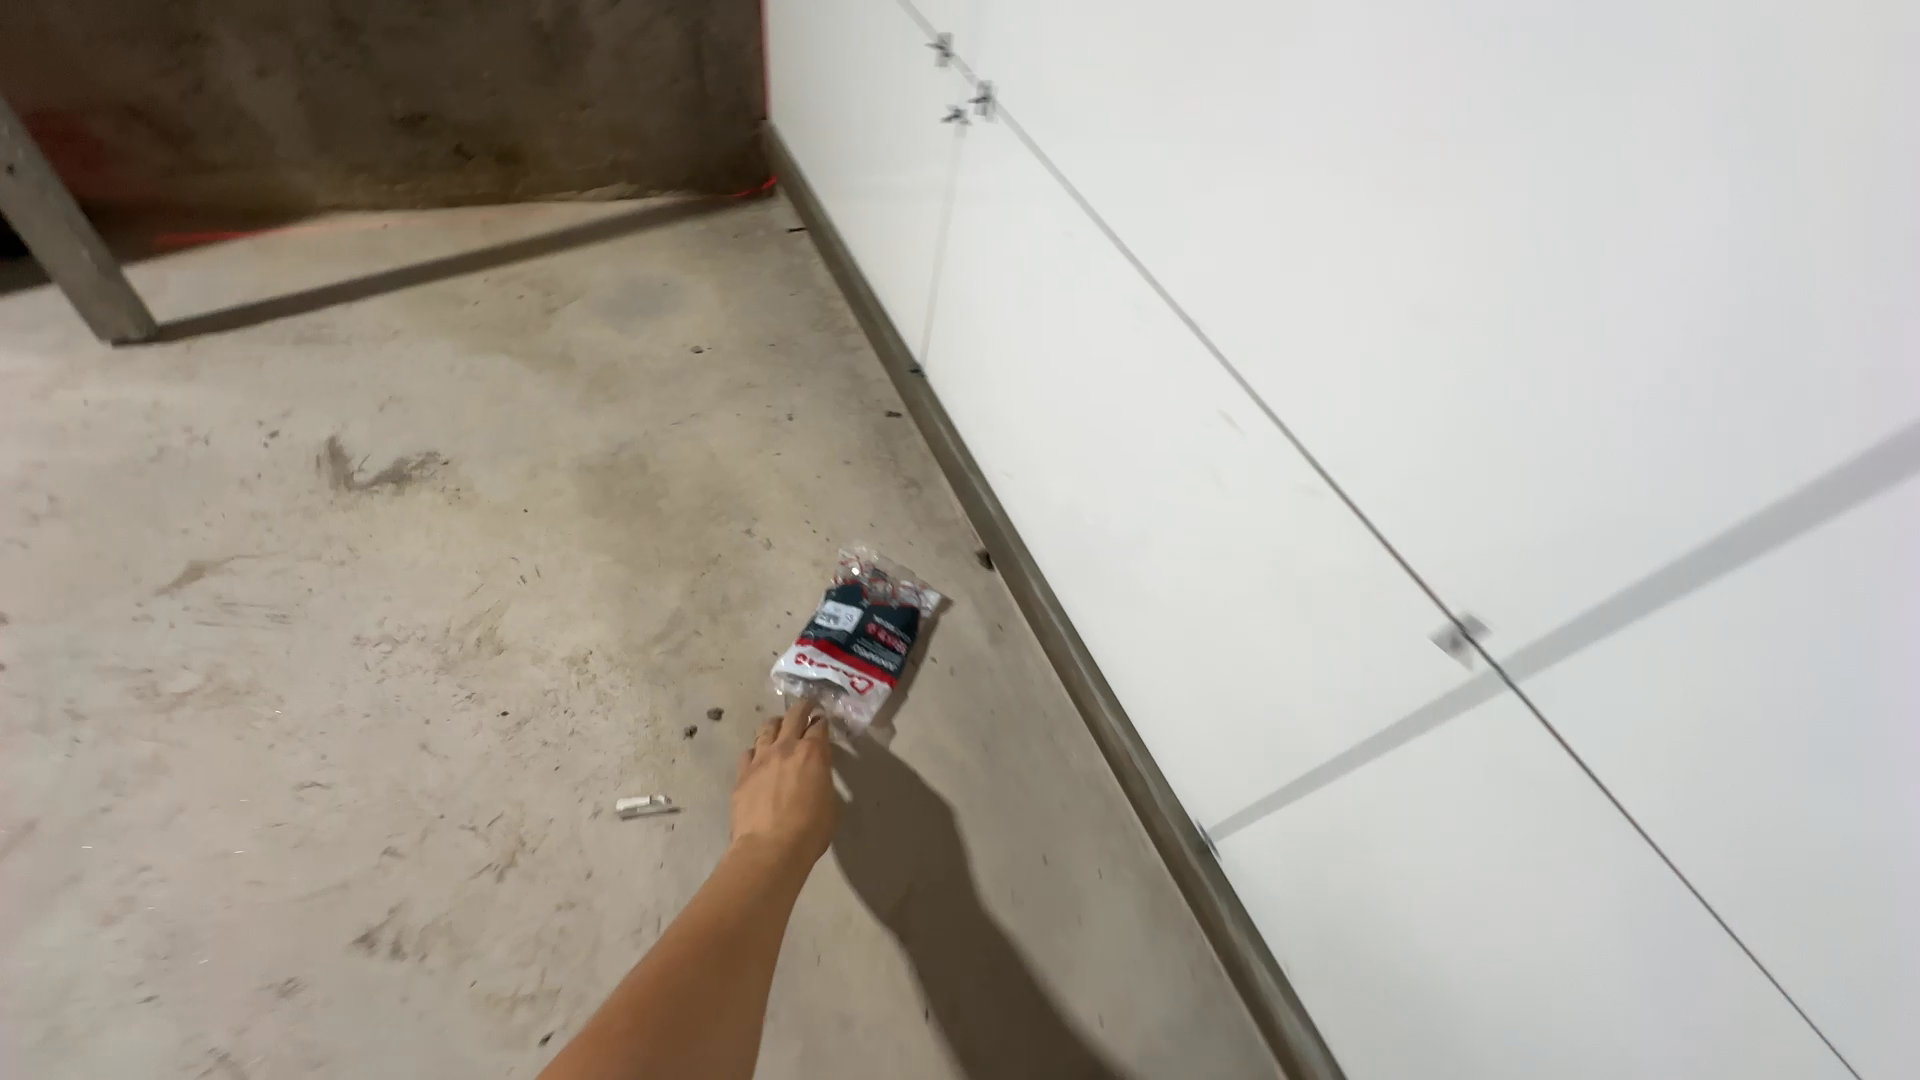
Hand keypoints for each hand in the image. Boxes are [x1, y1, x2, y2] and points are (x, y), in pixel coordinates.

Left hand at [730, 699, 837, 872]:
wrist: (769, 849)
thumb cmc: (809, 830)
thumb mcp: (830, 803)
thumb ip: (823, 780)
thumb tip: (816, 775)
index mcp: (814, 752)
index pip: (820, 725)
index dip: (823, 721)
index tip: (824, 721)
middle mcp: (786, 747)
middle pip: (794, 715)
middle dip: (803, 707)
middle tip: (807, 706)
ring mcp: (761, 758)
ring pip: (767, 728)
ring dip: (777, 724)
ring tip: (780, 727)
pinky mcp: (742, 774)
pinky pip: (749, 752)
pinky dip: (756, 751)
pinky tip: (759, 758)